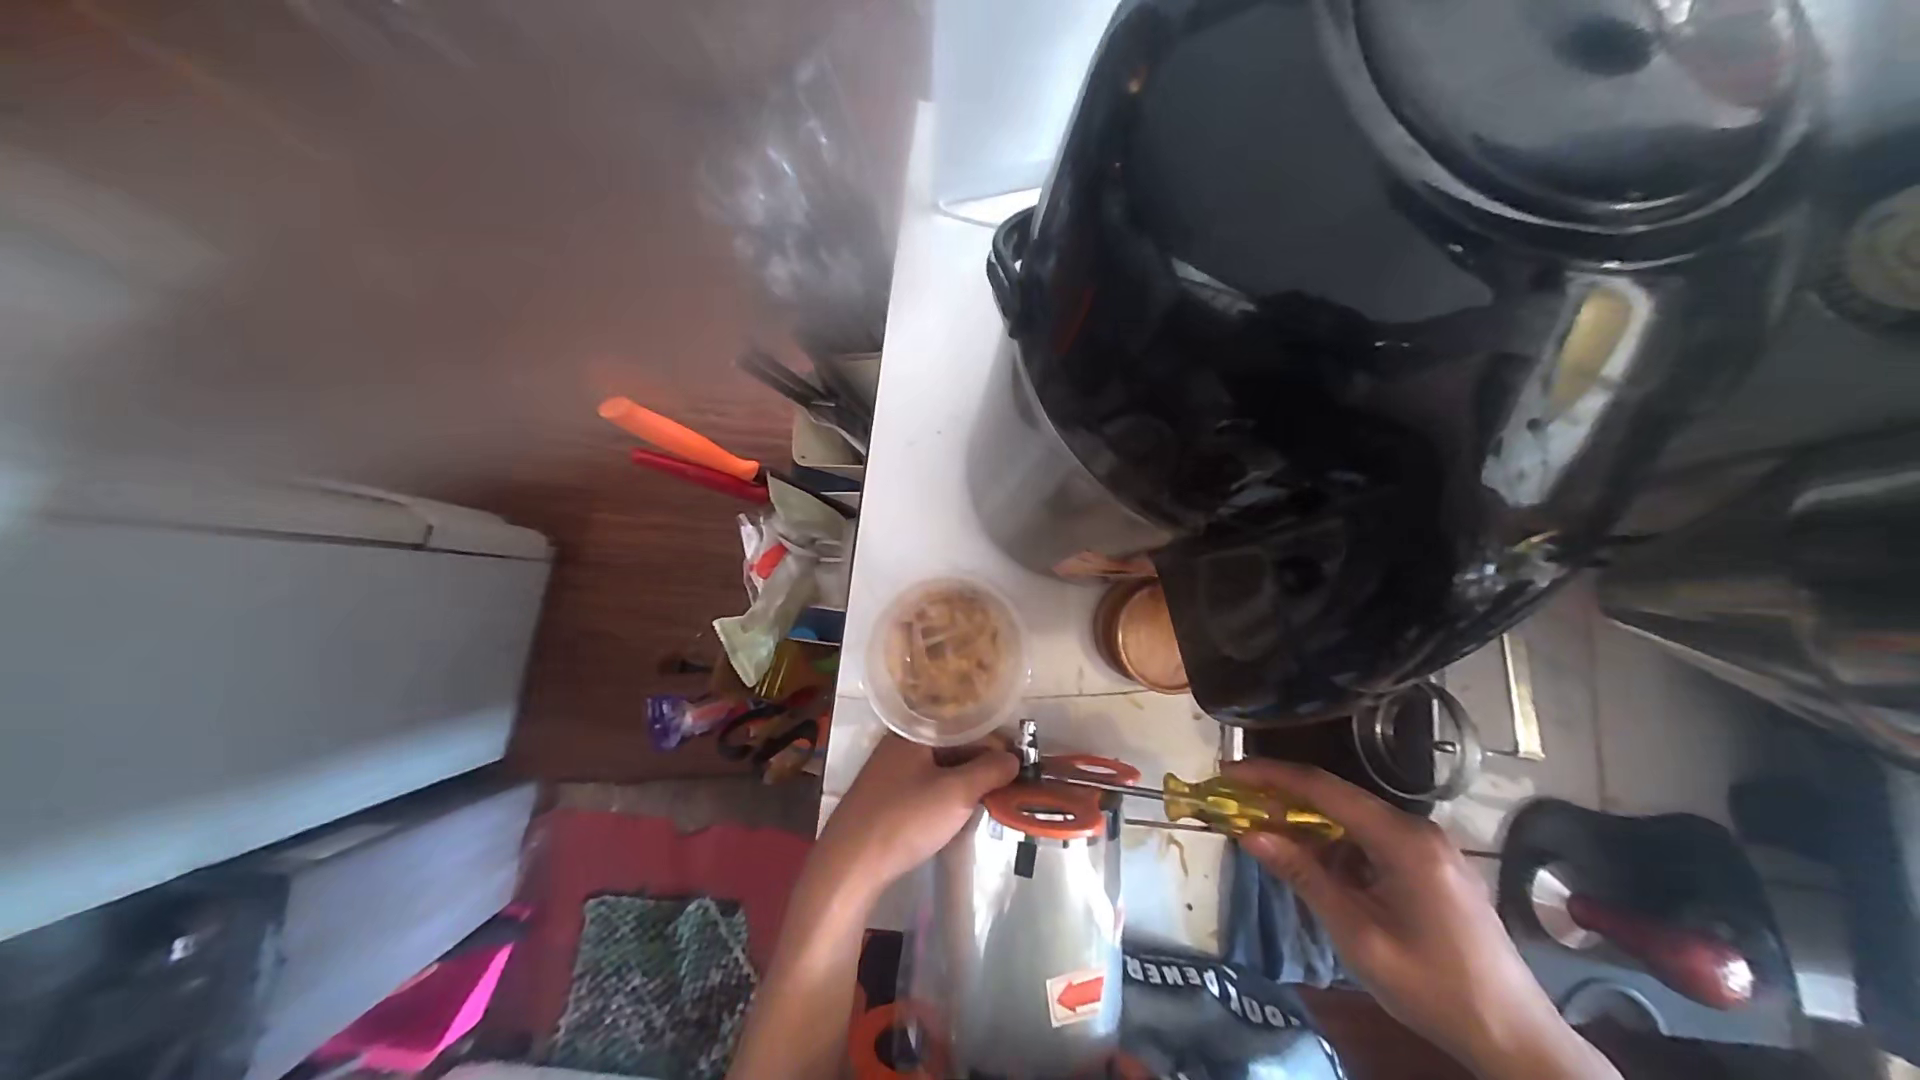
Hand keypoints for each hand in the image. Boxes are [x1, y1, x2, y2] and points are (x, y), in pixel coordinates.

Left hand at [814, 734, 1018, 896]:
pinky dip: (946, 794)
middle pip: (952, 745)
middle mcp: (900, 743)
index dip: (995, 744)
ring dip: (966, 781)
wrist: (850, 864)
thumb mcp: (957, 793)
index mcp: (914, 732)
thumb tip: (1013, 758)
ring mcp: (889, 770)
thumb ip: (990, 770)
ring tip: (989, 801)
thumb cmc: (906, 820)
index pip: (965, 726)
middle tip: (1008, 787)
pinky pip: (925, 784)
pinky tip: (958, 813)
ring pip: (939, 767)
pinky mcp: (884, 796)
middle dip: (982, 764)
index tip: (1019, 765)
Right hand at [1225, 760, 1618, 1079]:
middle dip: (1284, 798)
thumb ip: (1304, 876)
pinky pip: (1371, 840)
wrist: (1517, 1040)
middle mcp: (1418, 830)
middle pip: (1337, 797)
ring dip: (1309, 825)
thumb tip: (1250, 834)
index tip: (1229, 771)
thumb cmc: (1434, 989)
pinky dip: (1336, 846)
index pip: (1323, 788)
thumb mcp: (1357, 935)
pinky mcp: (1432, 865)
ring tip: (1268, 838)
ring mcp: (1429, 847)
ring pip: (1352, 819)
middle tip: (1238, 804)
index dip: (1270, 775)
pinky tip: (1315, 867)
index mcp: (1402, 839)